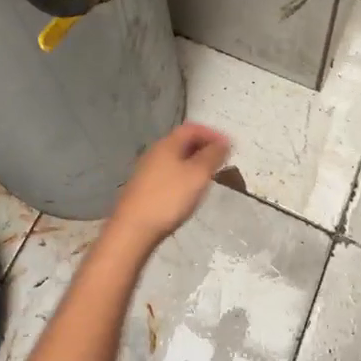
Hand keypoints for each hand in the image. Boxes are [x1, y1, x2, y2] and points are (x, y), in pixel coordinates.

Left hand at [107, 123, 231, 249]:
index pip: (192, 128)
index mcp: (167, 144)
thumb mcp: (197, 175)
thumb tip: (224, 142)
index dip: (212, 133)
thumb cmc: (168, 198)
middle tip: (220, 160)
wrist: (132, 231)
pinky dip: (182, 177)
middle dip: (203, 148)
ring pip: (175, 160)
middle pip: (182, 142)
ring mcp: (146, 172)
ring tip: (208, 177)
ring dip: (193, 164)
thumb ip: (212, 156)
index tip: (228, 145)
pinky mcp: (142, 190)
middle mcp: (154, 153)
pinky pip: (168, 174)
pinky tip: (187, 193)